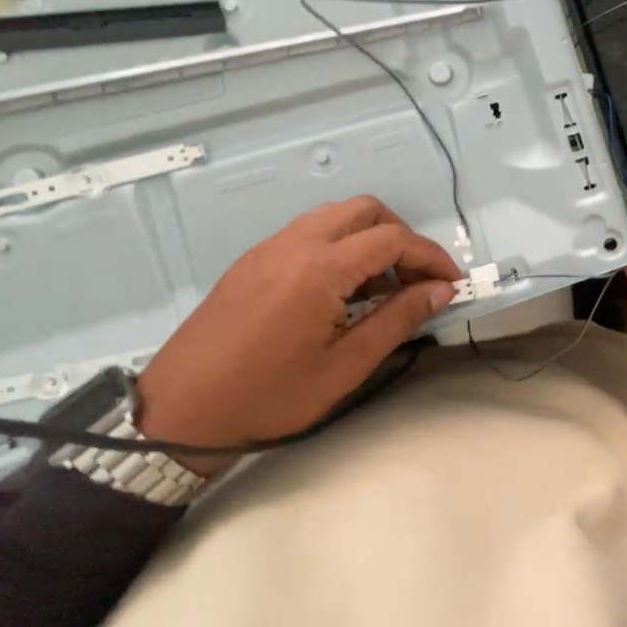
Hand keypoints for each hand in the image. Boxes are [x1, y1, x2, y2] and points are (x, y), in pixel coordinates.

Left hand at [135, 196, 460, 475]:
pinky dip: (338, 246)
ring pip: (334, 217)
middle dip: (401, 236)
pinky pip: (307, 233)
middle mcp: (294, 245)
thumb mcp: (345, 366)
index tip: (451, 284)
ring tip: (381, 285)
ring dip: (368, 238)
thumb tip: (440, 290)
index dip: (431, 257)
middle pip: (365, 211)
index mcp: (319, 268)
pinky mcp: (251, 263)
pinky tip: (341, 291)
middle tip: (415, 278)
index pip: (393, 239)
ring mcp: (268, 250)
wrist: (176, 415)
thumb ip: (398, 319)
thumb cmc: (267, 396)